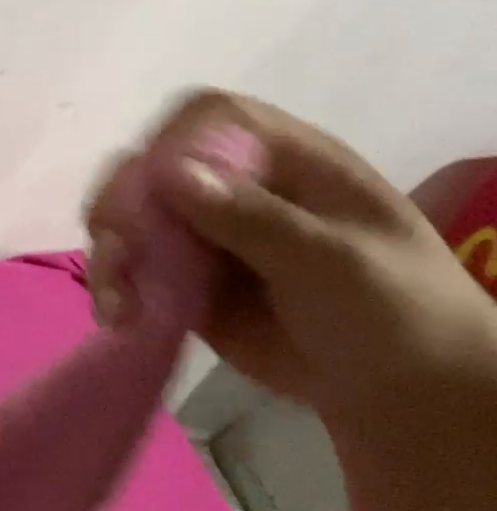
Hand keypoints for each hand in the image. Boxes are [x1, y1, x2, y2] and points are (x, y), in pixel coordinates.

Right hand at [86, 90, 496, 421]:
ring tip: (118, 303)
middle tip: (118, 256)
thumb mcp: (334, 261)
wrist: (402, 391)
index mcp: (288, 164)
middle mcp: (235, 192)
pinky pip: (129, 274)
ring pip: (127, 225)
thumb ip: (254, 218)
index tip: (153, 193)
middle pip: (148, 171)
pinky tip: (120, 318)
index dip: (171, 143)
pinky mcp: (182, 284)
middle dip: (120, 210)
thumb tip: (169, 172)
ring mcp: (204, 239)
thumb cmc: (395, 313)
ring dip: (109, 258)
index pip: (209, 119)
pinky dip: (113, 292)